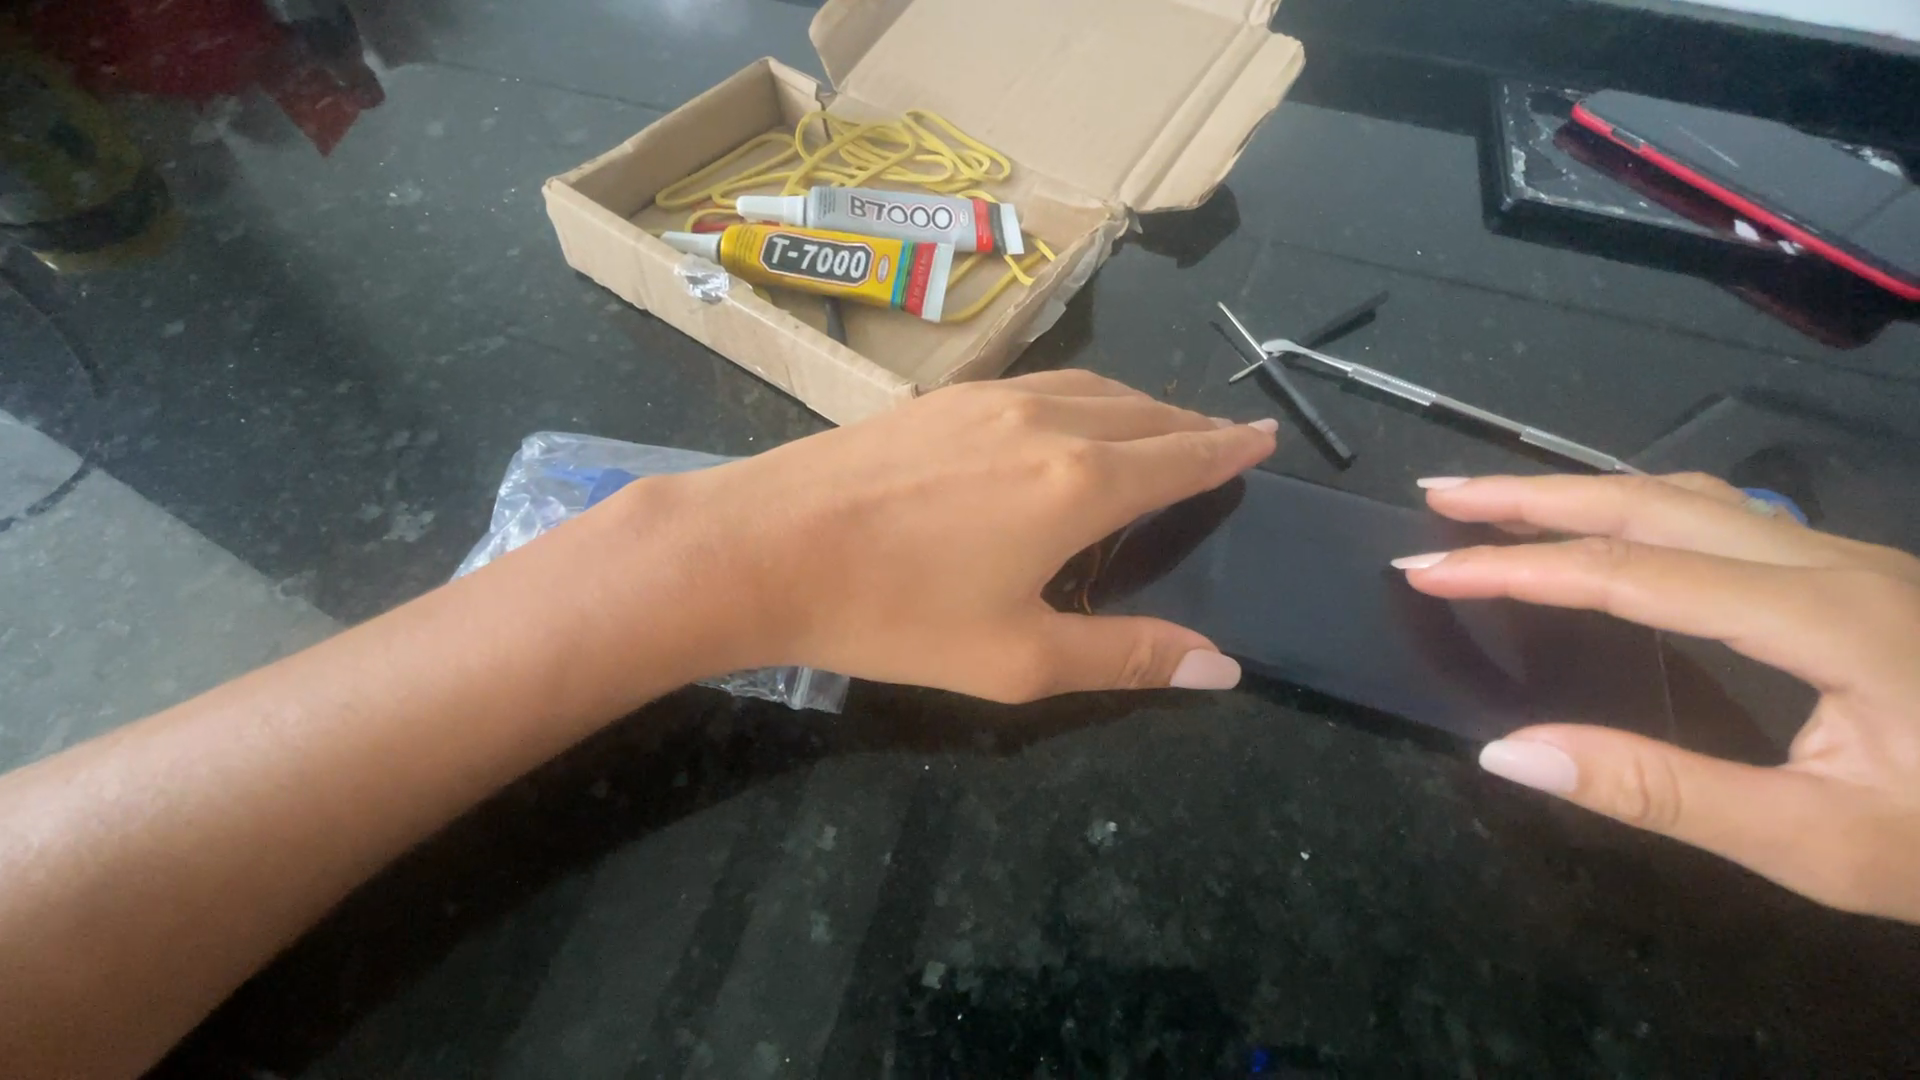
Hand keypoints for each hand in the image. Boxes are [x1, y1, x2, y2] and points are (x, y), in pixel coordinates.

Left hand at [618, 371, 1277, 701]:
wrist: (765, 547)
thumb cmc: (894, 613)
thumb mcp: (1017, 658)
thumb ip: (1125, 657)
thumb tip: (1222, 668)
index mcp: (1079, 485)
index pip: (1180, 457)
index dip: (1228, 449)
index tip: (1265, 437)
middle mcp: (1047, 422)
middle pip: (1144, 413)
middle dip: (1191, 426)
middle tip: (1221, 440)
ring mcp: (989, 399)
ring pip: (1093, 390)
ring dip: (1139, 407)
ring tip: (1160, 427)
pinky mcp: (943, 397)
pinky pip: (1041, 385)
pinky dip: (1083, 398)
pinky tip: (1069, 419)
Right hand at [1398, 473, 1919, 921]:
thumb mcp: (1825, 847)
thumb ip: (1661, 794)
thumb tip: (1507, 752)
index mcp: (1828, 620)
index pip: (1627, 575)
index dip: (1514, 569)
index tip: (1426, 573)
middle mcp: (1831, 564)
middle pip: (1647, 503)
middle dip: (1526, 496)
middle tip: (1434, 497)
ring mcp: (1844, 560)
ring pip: (1681, 496)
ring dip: (1571, 491)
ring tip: (1489, 501)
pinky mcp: (1846, 573)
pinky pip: (1711, 513)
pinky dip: (1622, 506)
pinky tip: (1592, 523)